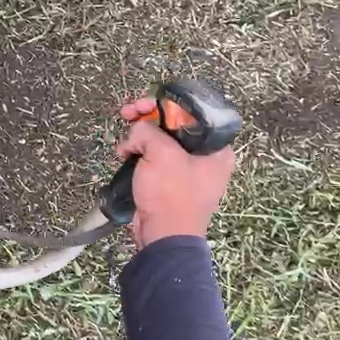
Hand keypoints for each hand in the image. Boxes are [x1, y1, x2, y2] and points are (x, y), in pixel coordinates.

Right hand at [115, 97, 236, 247]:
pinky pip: (153, 157)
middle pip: (173, 124)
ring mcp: (186, 169)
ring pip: (160, 140)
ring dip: (138, 137)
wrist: (164, 236)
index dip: (165, 104)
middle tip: (126, 113)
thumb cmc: (171, 195)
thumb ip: (149, 131)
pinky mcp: (169, 180)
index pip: (192, 113)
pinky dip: (138, 153)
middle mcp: (205, 156)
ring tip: (123, 146)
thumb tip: (138, 130)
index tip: (143, 104)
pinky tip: (124, 156)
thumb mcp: (161, 154)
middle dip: (147, 118)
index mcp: (216, 149)